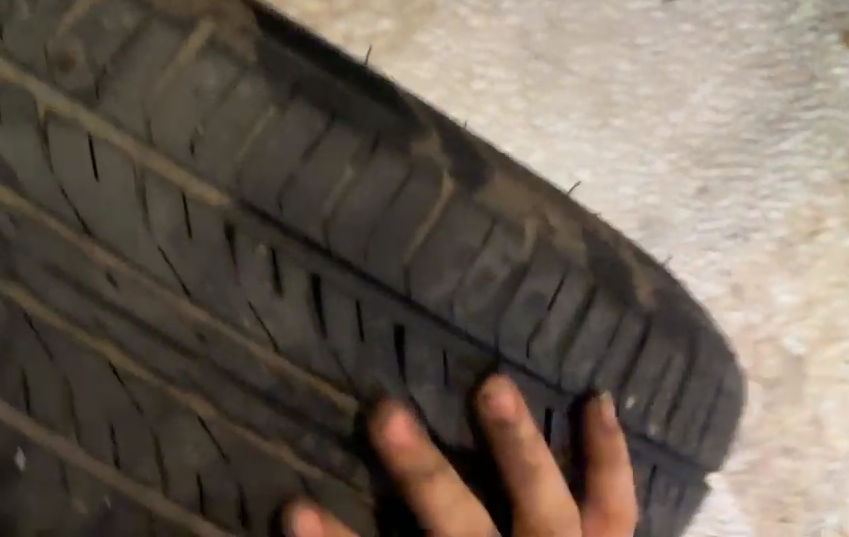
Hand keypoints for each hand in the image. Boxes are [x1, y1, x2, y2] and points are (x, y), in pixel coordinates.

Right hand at [287, 375, 637, 536]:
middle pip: (461, 525)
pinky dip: (609, 456)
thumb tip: (299, 519)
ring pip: (546, 506)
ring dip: (518, 445)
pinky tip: (598, 402)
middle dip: (425, 474)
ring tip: (494, 386)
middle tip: (385, 414)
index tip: (294, 508)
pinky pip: (615, 507)